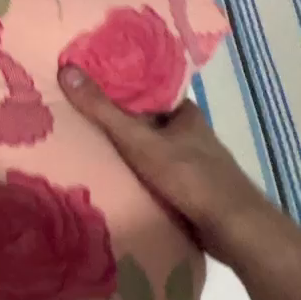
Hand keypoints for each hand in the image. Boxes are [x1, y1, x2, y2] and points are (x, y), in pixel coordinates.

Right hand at [58, 65, 282, 261]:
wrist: (234, 230)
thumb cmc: (189, 176)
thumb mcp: (138, 139)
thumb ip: (102, 109)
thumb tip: (66, 70)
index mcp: (184, 112)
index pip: (146, 85)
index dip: (117, 78)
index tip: (85, 73)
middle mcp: (187, 131)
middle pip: (144, 112)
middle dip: (114, 108)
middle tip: (74, 100)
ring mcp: (188, 158)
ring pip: (147, 138)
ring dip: (121, 136)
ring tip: (82, 130)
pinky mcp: (185, 182)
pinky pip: (150, 162)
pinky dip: (130, 159)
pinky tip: (107, 162)